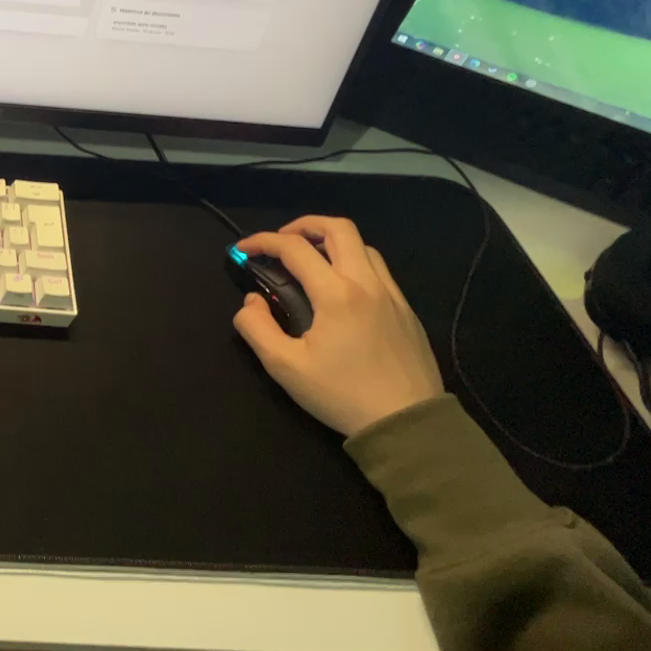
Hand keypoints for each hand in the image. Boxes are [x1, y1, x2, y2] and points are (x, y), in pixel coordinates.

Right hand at [232, 216, 442, 436]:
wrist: (408, 425)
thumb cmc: (342, 394)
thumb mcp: (285, 366)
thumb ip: (256, 327)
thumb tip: (251, 302)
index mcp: (336, 294)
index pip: (294, 248)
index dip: (263, 241)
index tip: (243, 249)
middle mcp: (367, 284)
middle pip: (338, 228)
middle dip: (303, 225)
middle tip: (281, 242)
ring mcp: (392, 296)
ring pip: (362, 246)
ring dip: (331, 242)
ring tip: (310, 261)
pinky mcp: (406, 311)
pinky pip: (378, 270)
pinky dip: (353, 263)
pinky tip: (340, 288)